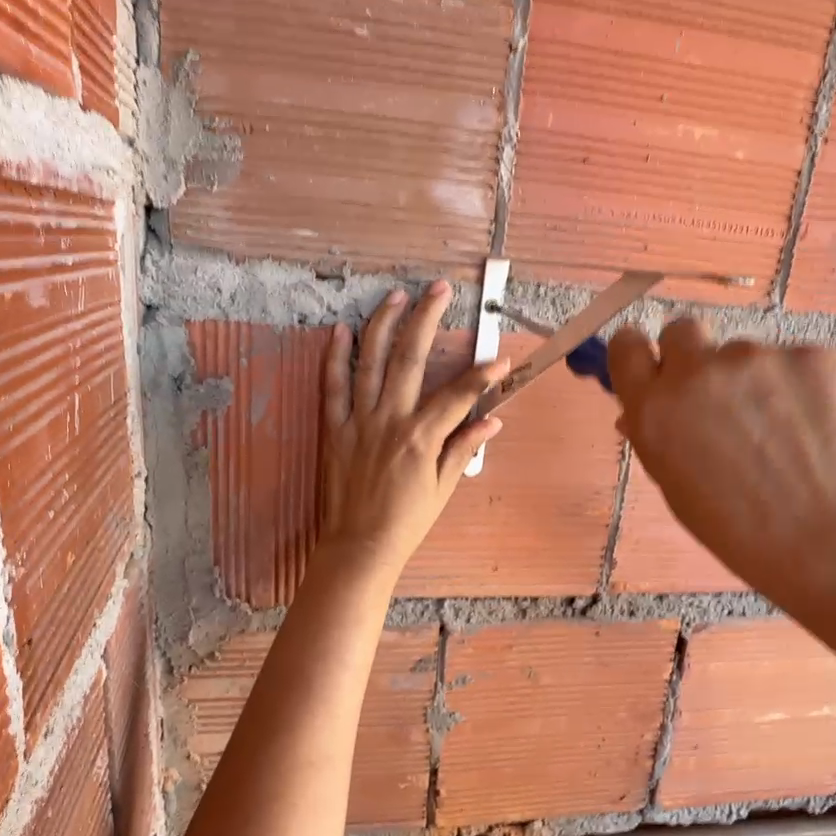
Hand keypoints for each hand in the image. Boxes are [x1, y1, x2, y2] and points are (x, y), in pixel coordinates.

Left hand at [319, 281, 508, 574]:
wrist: (359, 547)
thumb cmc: (406, 521)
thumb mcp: (442, 488)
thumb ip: (462, 448)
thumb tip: (491, 421)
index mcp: (421, 437)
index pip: (458, 394)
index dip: (482, 374)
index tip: (502, 357)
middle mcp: (390, 419)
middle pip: (410, 357)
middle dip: (428, 318)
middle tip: (439, 289)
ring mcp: (358, 420)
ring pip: (370, 360)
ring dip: (383, 323)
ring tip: (396, 295)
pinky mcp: (334, 428)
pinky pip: (332, 385)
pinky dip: (336, 356)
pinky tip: (341, 330)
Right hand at [608, 318, 835, 610]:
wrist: (830, 537)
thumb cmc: (738, 530)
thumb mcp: (675, 486)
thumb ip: (657, 437)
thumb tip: (645, 410)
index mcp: (653, 409)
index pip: (626, 344)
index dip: (640, 355)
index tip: (654, 369)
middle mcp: (696, 372)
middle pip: (681, 330)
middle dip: (693, 356)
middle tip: (718, 397)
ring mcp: (755, 357)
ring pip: (744, 353)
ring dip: (753, 379)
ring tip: (781, 433)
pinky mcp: (809, 353)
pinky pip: (793, 361)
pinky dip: (800, 387)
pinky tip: (814, 429)